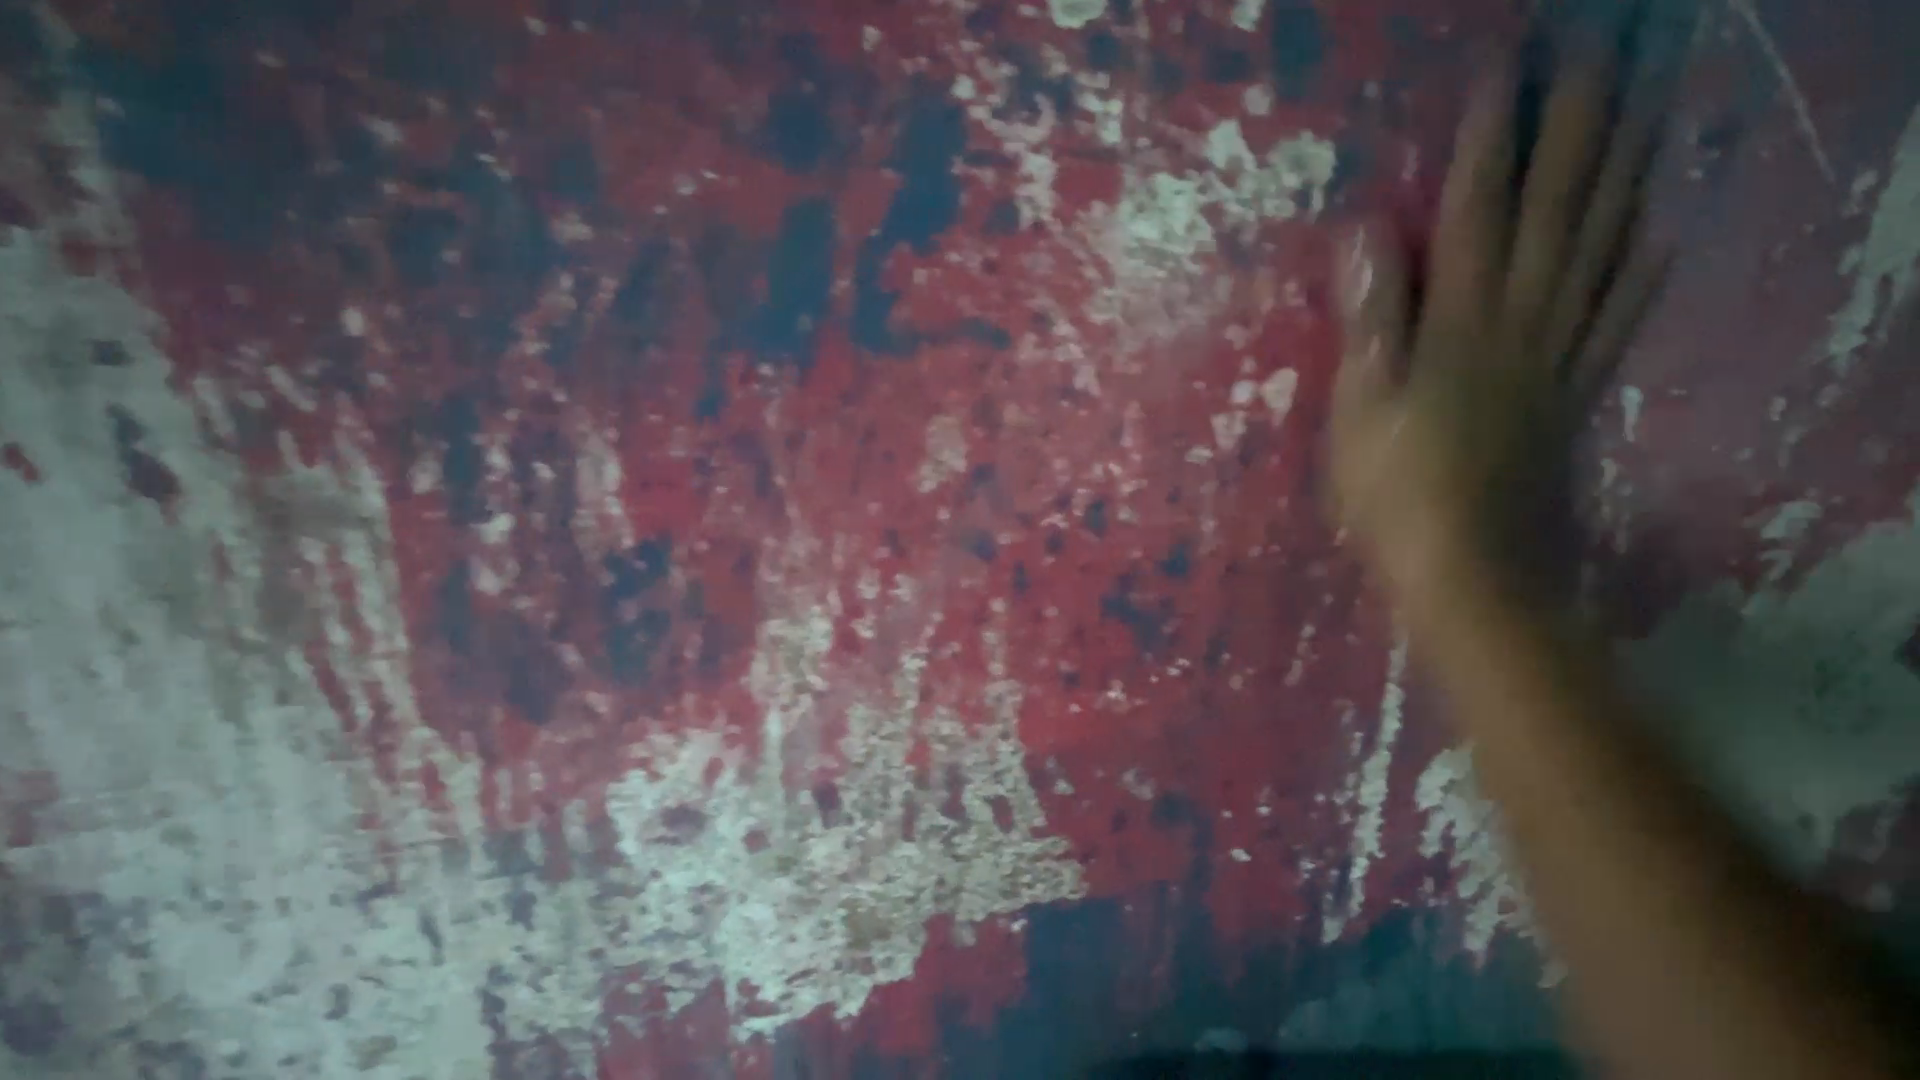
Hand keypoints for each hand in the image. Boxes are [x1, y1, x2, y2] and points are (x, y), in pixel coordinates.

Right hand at [1327, 51, 1669, 608]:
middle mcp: (1520, 326)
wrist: (1470, 573)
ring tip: (1642, 118)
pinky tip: (1654, 237)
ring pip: (1598, 255)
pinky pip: (1614, 322)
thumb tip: (1367, 231)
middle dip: (1576, 135)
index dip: (1489, 141)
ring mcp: (1555, 360)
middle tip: (1597, 62)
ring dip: (1622, 181)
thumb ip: (1370, 318)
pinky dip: (1637, 273)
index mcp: (1460, 327)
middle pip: (1555, 217)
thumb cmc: (1395, 495)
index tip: (1502, 74)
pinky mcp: (1571, 396)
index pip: (1477, 214)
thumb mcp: (1359, 410)